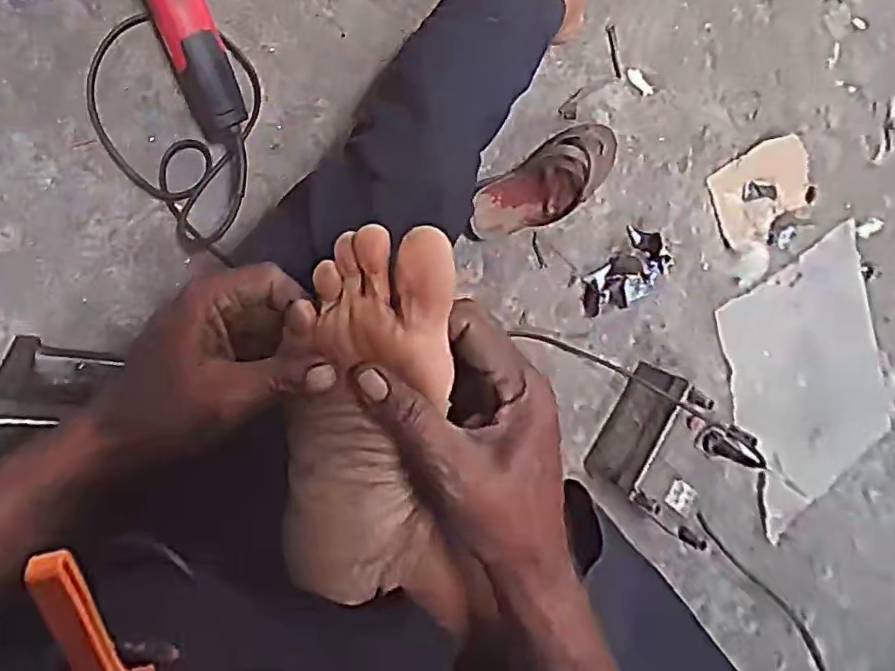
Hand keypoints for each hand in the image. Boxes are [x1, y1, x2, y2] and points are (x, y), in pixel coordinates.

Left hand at [90, 263, 337, 468]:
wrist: (114, 442)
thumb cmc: (164, 414)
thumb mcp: (227, 397)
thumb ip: (281, 378)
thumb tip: (332, 370)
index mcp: (209, 295)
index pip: (272, 278)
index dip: (299, 304)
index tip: (318, 340)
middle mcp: (211, 298)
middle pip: (271, 297)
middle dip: (297, 326)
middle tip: (321, 360)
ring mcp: (211, 321)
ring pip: (265, 320)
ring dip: (288, 343)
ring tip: (313, 371)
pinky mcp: (212, 344)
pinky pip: (253, 339)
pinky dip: (273, 355)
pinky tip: (291, 378)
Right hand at [350, 301, 573, 581]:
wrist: (527, 578)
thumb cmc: (507, 527)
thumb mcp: (452, 468)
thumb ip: (410, 418)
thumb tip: (366, 374)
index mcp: (522, 385)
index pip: (472, 322)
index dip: (429, 316)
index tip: (389, 320)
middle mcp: (515, 384)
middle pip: (461, 335)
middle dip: (420, 335)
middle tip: (377, 336)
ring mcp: (500, 401)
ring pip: (454, 358)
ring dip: (419, 359)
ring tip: (379, 356)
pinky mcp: (484, 418)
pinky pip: (451, 384)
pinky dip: (424, 383)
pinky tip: (394, 388)